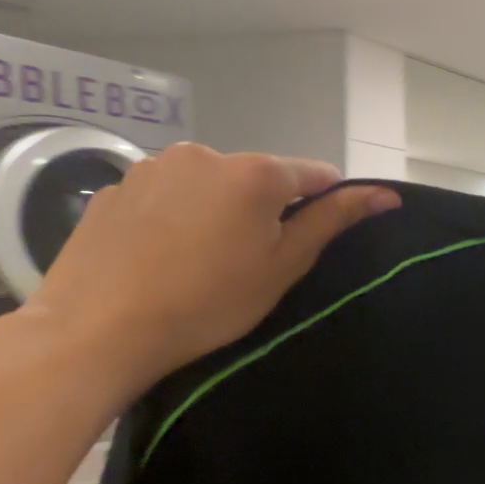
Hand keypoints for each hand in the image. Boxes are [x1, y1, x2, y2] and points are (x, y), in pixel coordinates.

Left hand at [25, 144, 398, 390]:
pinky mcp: (116, 189)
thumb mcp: (288, 262)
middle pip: (262, 176)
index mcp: (256, 172)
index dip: (329, 205)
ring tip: (208, 257)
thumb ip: (336, 218)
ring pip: (214, 184)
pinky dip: (181, 216)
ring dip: (224, 209)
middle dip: (270, 207)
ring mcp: (153, 168)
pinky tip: (169, 255)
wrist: (99, 328)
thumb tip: (385, 194)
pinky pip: (170, 195)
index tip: (315, 242)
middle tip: (259, 258)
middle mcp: (205, 154)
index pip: (319, 174)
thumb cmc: (212, 298)